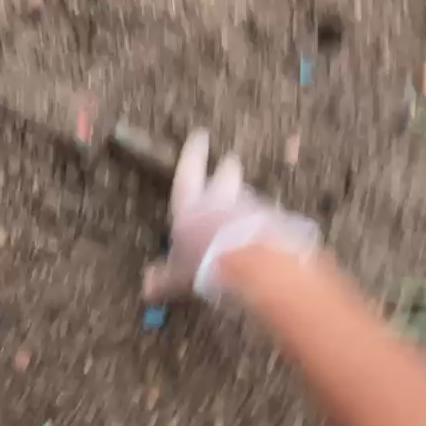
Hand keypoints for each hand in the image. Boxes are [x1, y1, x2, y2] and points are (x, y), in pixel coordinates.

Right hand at [143, 130, 320, 303]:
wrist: (258, 266)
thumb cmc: (207, 263)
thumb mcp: (180, 276)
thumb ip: (165, 279)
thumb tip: (148, 290)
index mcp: (190, 204)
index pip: (189, 170)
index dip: (193, 152)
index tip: (200, 135)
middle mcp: (220, 199)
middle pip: (226, 175)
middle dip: (227, 168)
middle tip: (230, 161)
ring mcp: (252, 208)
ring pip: (248, 196)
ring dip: (245, 197)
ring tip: (243, 205)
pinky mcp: (277, 222)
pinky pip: (268, 216)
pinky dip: (264, 220)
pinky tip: (263, 232)